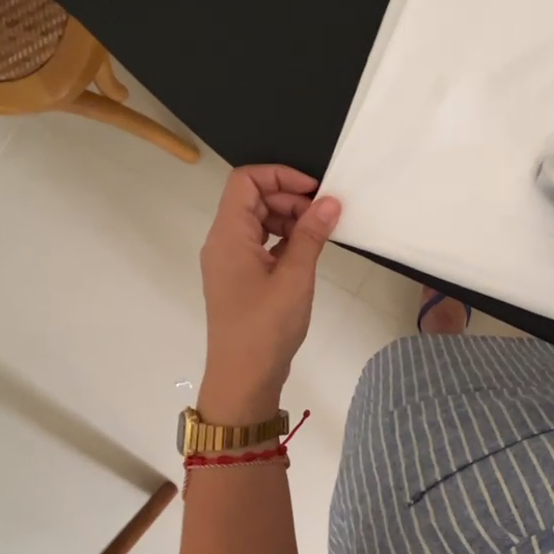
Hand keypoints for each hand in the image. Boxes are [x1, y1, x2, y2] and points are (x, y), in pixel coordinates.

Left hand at [196, 165, 340, 422]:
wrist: (243, 377)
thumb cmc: (266, 326)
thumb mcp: (295, 277)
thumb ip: (311, 234)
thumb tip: (329, 201)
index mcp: (229, 235)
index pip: (245, 181)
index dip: (280, 176)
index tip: (315, 191)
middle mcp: (224, 242)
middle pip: (252, 199)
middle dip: (290, 199)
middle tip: (324, 216)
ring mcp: (231, 262)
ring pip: (258, 222)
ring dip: (290, 220)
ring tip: (320, 235)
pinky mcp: (241, 279)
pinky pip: (261, 245)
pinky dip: (285, 241)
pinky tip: (309, 253)